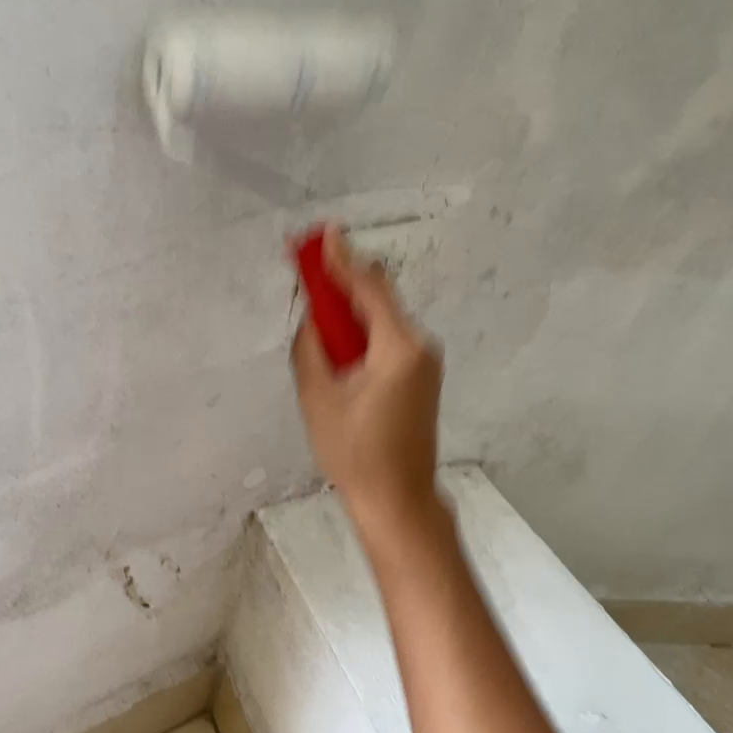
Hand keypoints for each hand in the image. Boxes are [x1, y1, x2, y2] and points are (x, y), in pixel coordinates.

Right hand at [290, 225, 444, 531]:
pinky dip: (360, 337)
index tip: (319, 234)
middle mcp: (419, 346)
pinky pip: (386, 342)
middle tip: (308, 276)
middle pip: (377, 299)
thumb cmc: (354, 452)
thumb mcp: (317, 396)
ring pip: (380, 322)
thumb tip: (314, 317)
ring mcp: (424, 363)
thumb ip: (311, 345)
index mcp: (398, 347)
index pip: (368, 287)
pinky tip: (338, 352)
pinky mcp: (420, 379)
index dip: (340, 259)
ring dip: (348, 316)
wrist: (397, 499)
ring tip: (316, 327)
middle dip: (341, 286)